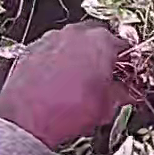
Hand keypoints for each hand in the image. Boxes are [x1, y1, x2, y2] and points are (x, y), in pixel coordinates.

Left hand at [0, 22, 130, 147]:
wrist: (26, 120)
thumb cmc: (65, 111)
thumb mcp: (106, 107)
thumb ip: (121, 94)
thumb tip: (125, 93)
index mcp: (102, 42)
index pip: (124, 46)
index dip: (127, 63)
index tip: (126, 74)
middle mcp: (76, 34)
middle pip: (97, 38)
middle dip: (101, 56)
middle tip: (103, 77)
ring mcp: (51, 39)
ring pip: (72, 42)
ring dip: (78, 56)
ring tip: (78, 82)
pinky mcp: (31, 49)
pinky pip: (51, 50)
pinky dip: (56, 61)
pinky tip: (57, 82)